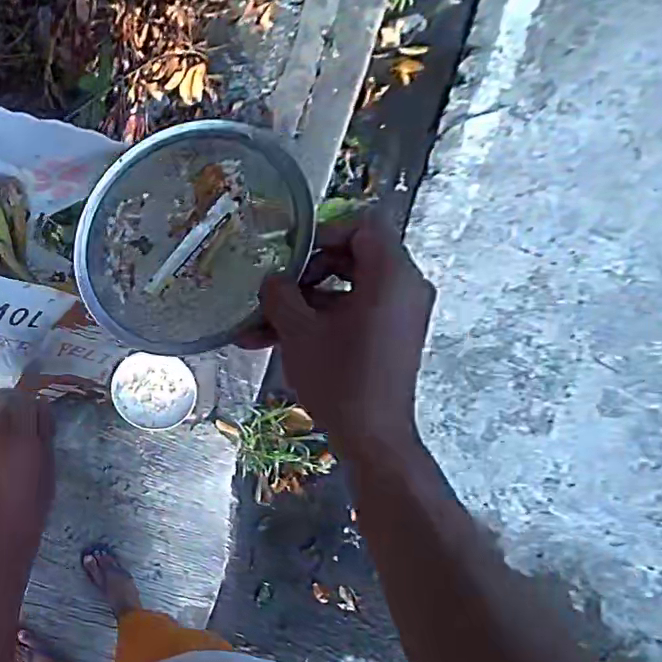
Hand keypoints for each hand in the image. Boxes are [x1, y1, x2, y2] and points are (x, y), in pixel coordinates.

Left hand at [0, 389, 55, 559]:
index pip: (25, 401)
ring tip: (9, 440)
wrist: (2, 529)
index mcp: (23, 437)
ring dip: (0, 421)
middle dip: (13, 405)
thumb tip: (41, 412)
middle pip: (3, 402)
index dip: (33, 404)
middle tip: (23, 419)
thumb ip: (44, 436)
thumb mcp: (48, 467)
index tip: (38, 412)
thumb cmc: (34, 502)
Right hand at [242, 217, 434, 456]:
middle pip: (353, 258)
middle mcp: (403, 288)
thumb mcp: (299, 332)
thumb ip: (280, 295)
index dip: (324, 233)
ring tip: (257, 326)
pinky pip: (353, 314)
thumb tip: (272, 281)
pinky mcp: (389, 337)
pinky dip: (319, 322)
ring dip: (302, 304)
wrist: (371, 435)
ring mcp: (398, 315)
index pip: (364, 227)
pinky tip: (274, 340)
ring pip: (345, 291)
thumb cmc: (338, 377)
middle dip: (304, 274)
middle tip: (272, 290)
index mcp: (391, 276)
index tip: (290, 255)